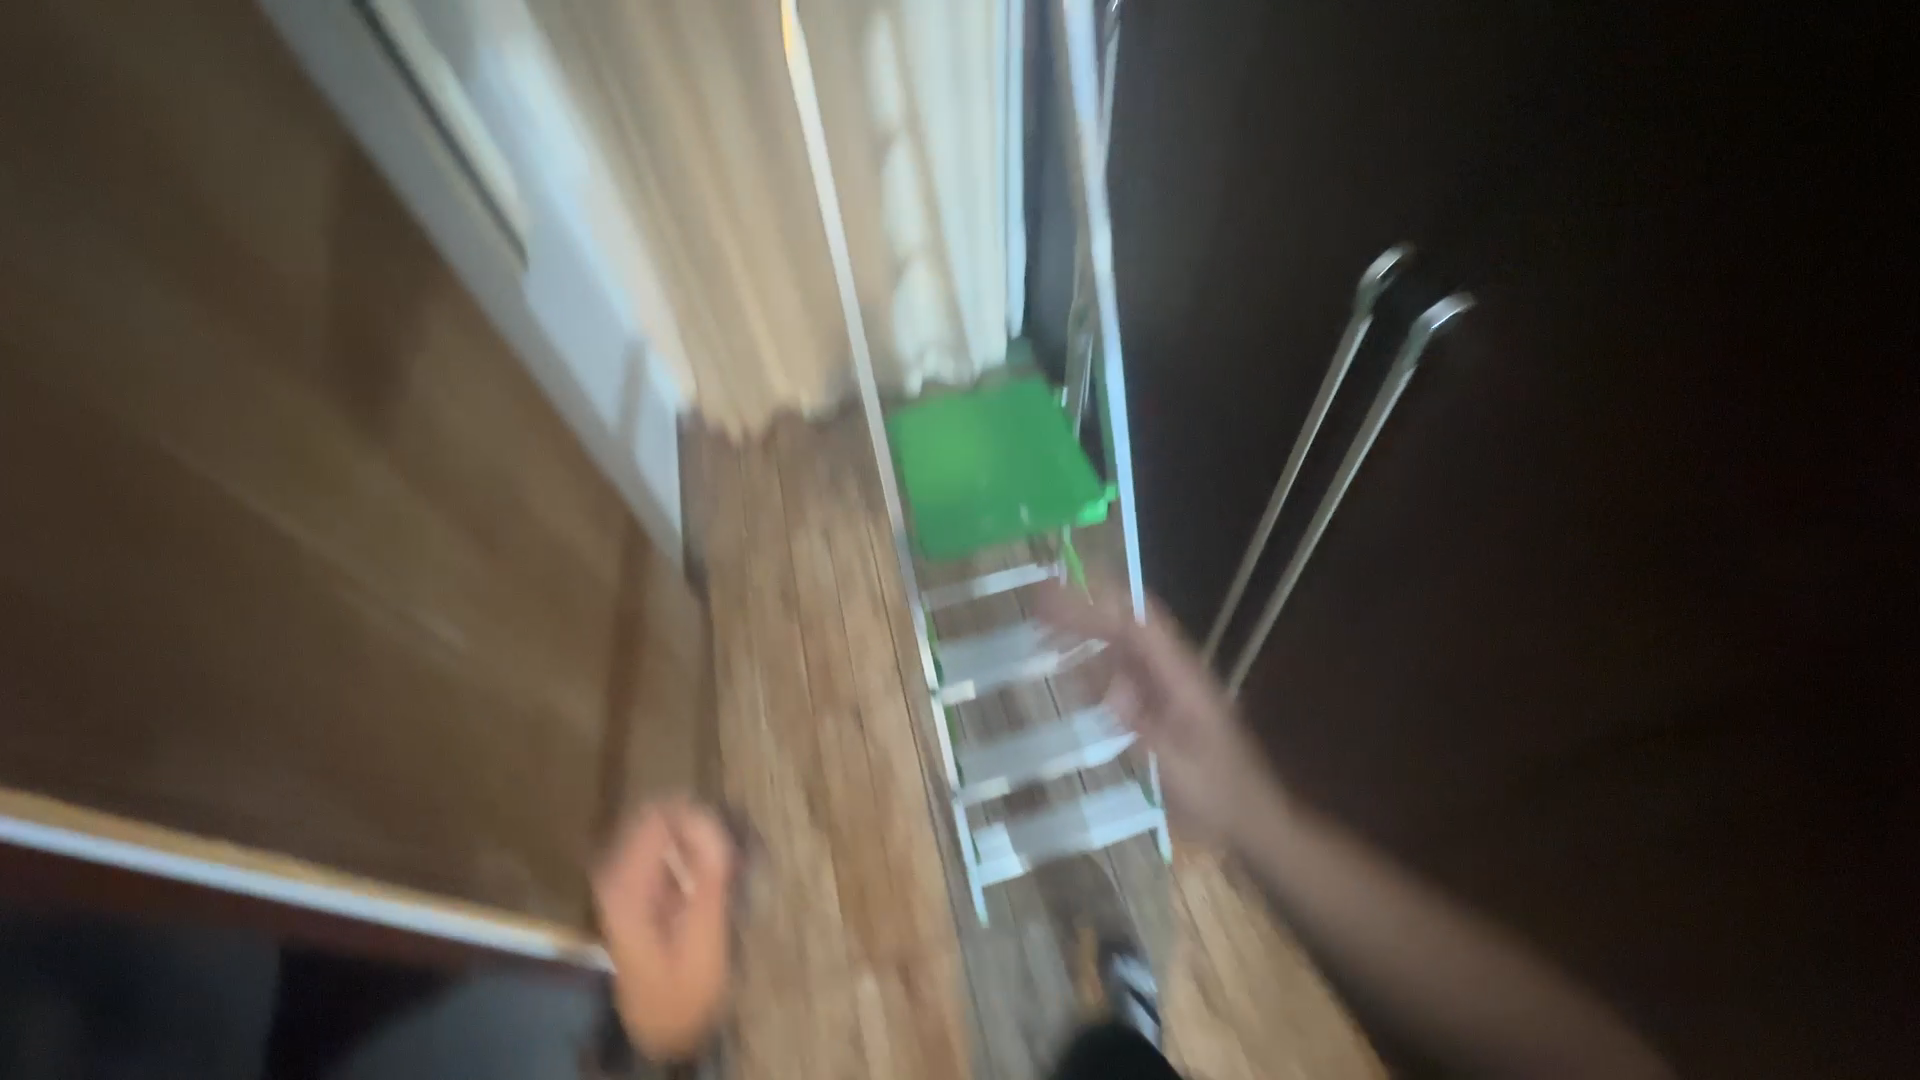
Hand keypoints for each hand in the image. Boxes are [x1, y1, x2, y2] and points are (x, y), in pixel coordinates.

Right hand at [1036, 582, 1290, 851]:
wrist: (1251, 818)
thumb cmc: (1218, 793)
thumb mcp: (1179, 765)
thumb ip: (1145, 728)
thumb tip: (1112, 698)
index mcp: (1183, 676)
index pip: (1139, 624)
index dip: (1100, 603)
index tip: (1061, 592)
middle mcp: (1173, 672)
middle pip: (1126, 628)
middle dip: (1085, 611)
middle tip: (1039, 604)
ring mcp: (1166, 688)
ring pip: (1121, 648)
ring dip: (1086, 634)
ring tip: (1044, 628)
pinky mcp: (1159, 707)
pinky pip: (1121, 676)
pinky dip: (1092, 667)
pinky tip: (1069, 672)